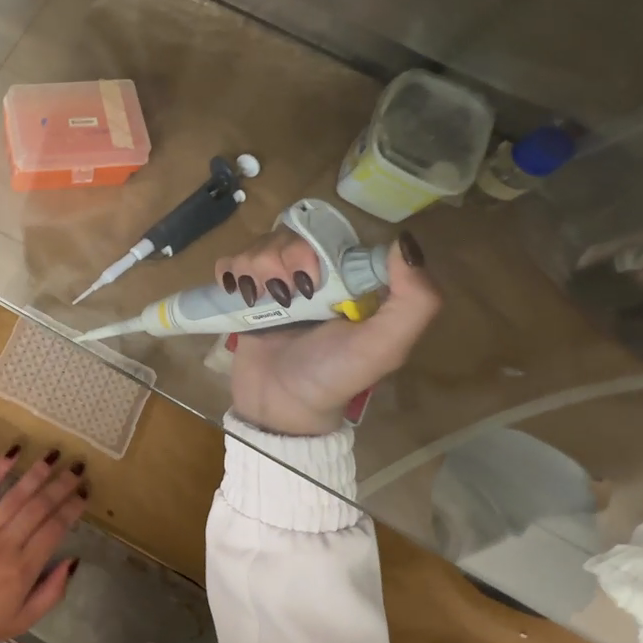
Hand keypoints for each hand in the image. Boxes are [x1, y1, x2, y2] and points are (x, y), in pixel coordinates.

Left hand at [0, 446, 86, 642]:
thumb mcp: (23, 620)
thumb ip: (52, 592)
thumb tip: (72, 561)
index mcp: (25, 568)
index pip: (55, 529)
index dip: (72, 509)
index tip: (85, 493)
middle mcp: (7, 542)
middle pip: (40, 507)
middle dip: (62, 485)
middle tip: (78, 467)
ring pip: (16, 494)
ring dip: (37, 472)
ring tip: (54, 455)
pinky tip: (13, 453)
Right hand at [214, 230, 440, 435]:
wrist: (279, 406)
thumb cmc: (333, 376)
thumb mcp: (385, 345)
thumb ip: (414, 300)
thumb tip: (404, 243)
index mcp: (348, 282)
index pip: (329, 237)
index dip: (314, 248)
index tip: (311, 277)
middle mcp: (312, 278)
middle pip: (288, 236)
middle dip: (281, 260)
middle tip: (286, 295)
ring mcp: (274, 286)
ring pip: (257, 246)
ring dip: (254, 269)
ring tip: (260, 300)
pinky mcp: (243, 297)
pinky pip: (229, 262)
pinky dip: (229, 272)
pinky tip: (238, 294)